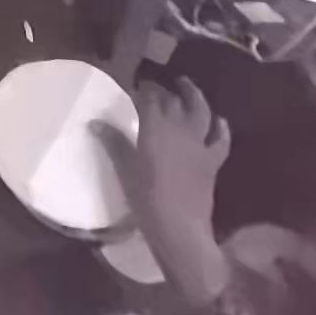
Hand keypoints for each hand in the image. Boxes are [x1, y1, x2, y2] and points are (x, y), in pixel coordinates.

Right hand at [93, 78, 231, 304]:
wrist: (180, 228)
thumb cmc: (146, 197)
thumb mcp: (124, 168)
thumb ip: (112, 142)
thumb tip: (95, 121)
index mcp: (155, 129)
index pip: (148, 99)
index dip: (140, 90)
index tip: (131, 86)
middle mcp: (179, 130)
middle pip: (173, 101)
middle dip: (163, 91)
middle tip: (152, 86)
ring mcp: (199, 145)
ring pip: (201, 112)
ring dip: (194, 96)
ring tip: (186, 85)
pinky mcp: (212, 162)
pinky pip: (220, 140)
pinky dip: (220, 128)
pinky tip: (219, 120)